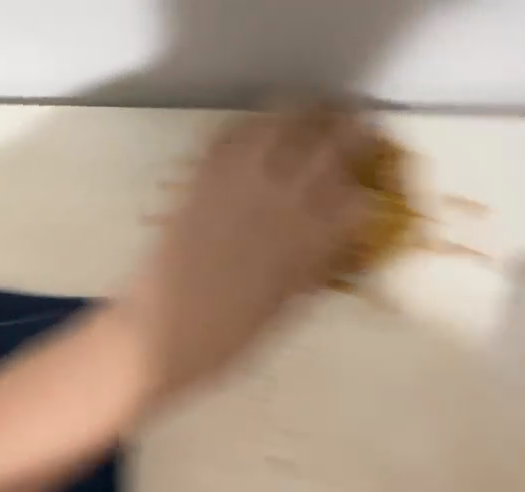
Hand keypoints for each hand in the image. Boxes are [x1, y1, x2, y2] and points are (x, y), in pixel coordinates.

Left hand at [114, 107, 370, 403]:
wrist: (157, 338)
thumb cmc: (219, 341)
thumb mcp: (278, 314)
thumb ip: (307, 272)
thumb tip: (332, 248)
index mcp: (307, 243)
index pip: (358, 198)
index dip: (367, 186)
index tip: (368, 184)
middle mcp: (281, 203)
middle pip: (332, 144)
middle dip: (349, 133)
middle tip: (352, 129)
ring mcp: (238, 185)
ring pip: (285, 121)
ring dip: (302, 117)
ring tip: (307, 120)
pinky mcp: (199, 180)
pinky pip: (231, 135)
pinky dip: (250, 127)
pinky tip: (255, 134)